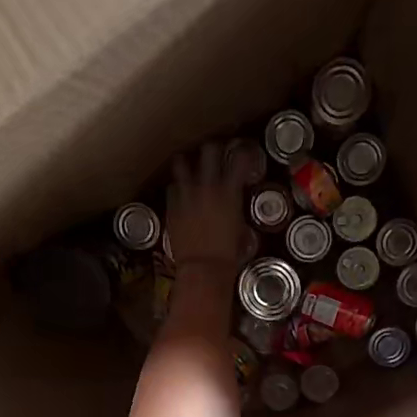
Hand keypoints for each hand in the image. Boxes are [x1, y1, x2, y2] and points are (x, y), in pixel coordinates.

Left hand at [169, 142, 254, 267]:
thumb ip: (235, 206)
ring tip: (190, 165)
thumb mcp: (240, 226)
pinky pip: (172, 186)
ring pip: (182, 161)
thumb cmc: (228, 253)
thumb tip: (232, 201)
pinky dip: (177, 186)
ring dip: (188, 161)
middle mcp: (208, 186)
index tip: (244, 152)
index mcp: (230, 191)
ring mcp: (187, 193)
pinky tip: (180, 191)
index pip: (240, 159)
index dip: (243, 153)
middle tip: (214, 152)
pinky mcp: (172, 204)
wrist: (203, 267)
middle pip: (209, 150)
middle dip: (213, 148)